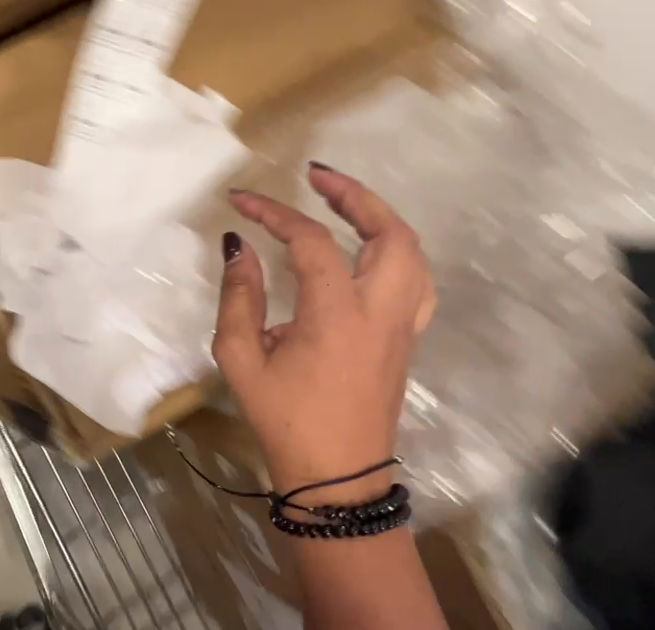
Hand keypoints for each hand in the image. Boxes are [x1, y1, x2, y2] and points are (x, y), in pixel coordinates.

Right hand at [211, 164, 435, 499]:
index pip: (311, 241)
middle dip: (356, 196)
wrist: (338, 477)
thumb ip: (239, 295)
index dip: (273, 212)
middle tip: (316, 176)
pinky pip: (416, 280)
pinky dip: (393, 249)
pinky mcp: (405, 340)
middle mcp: (382, 312)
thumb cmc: (284, 416)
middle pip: (392, 235)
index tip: (238, 201)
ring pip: (414, 256)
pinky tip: (365, 249)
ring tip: (343, 202)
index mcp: (338, 314)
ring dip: (382, 219)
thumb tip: (238, 246)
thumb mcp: (241, 356)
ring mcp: (403, 327)